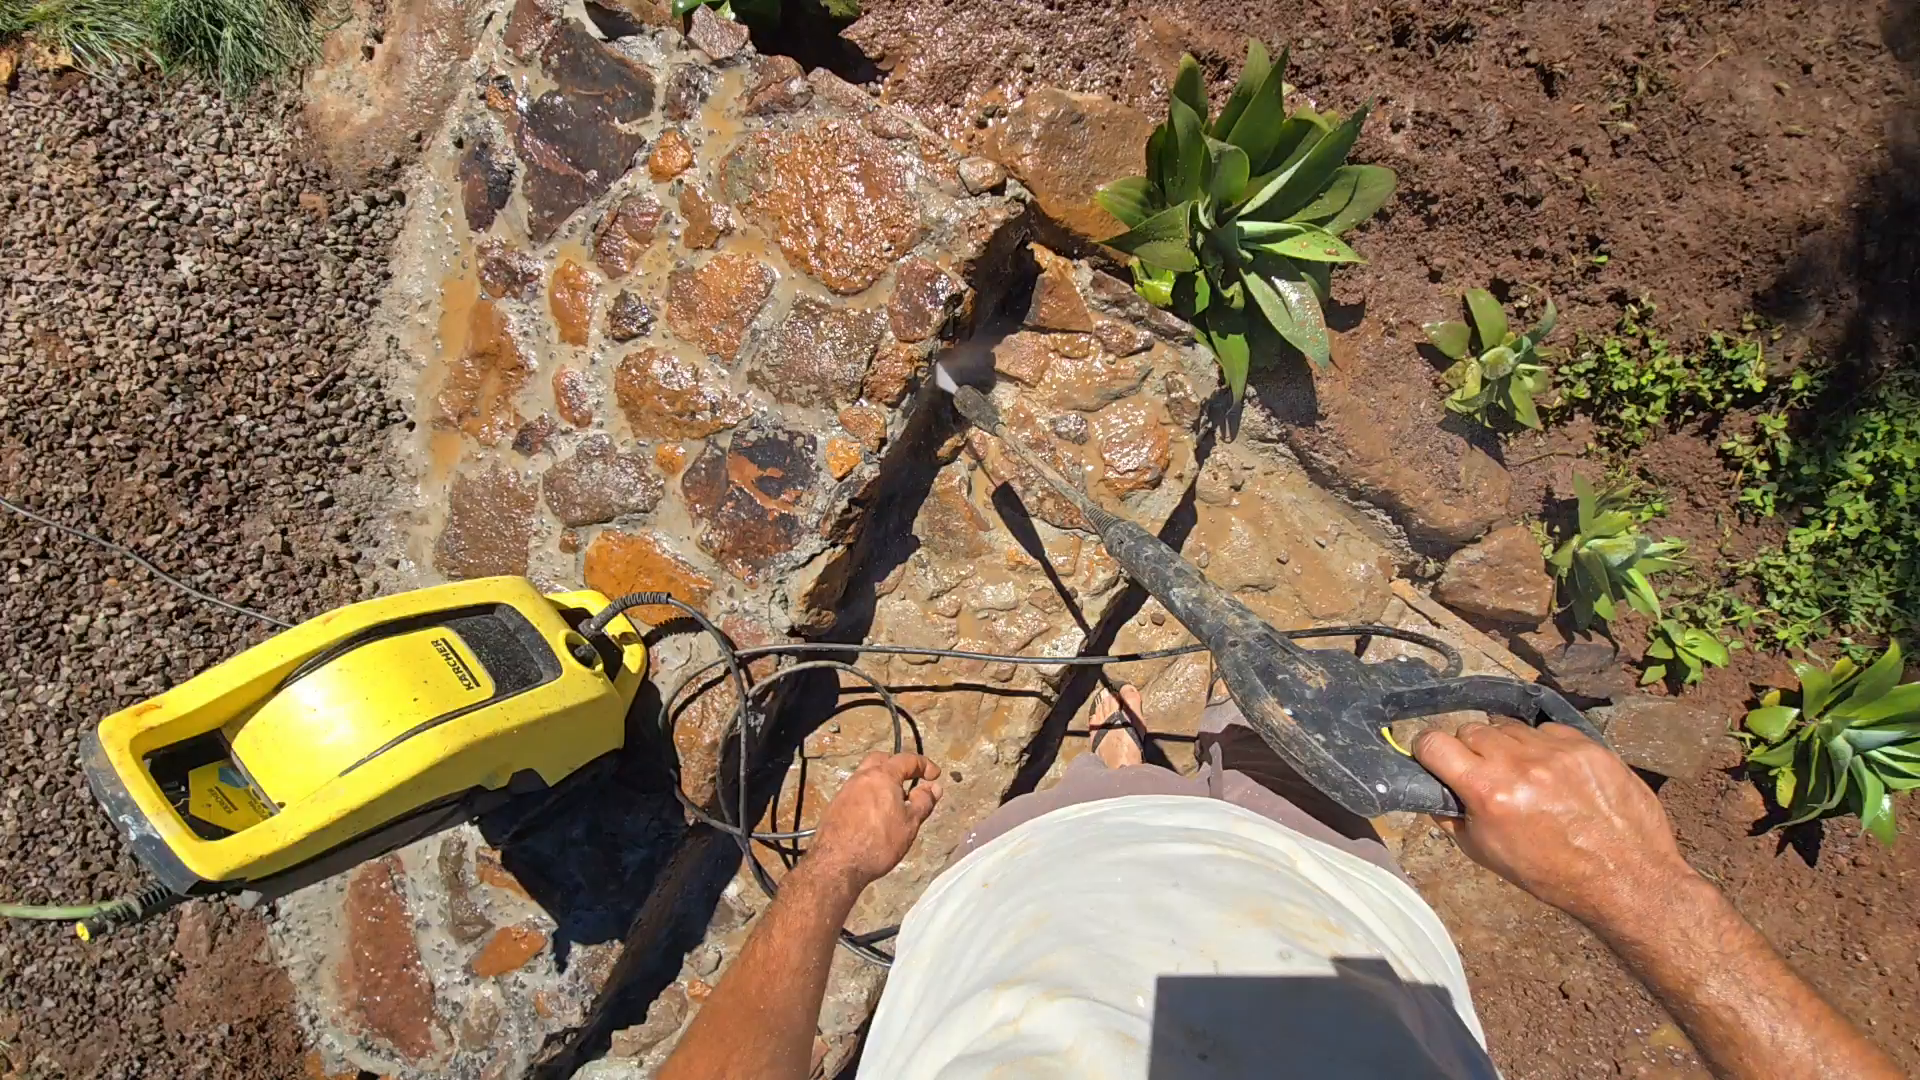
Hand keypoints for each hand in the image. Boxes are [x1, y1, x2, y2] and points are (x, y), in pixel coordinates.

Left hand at [804, 753, 942, 890]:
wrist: (837, 865)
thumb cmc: (876, 844)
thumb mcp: (910, 824)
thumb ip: (923, 802)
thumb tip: (933, 788)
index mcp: (883, 776)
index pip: (907, 760)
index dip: (924, 765)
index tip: (934, 774)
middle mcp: (862, 777)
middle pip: (882, 760)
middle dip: (899, 766)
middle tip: (911, 779)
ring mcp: (846, 790)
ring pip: (867, 776)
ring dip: (883, 782)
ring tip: (895, 802)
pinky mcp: (836, 806)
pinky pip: (857, 791)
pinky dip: (869, 795)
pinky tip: (875, 815)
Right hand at [1413, 721, 1696, 927]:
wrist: (1629, 881)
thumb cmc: (1549, 872)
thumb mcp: (1482, 851)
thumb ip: (1448, 814)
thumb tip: (1429, 786)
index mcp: (1487, 790)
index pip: (1432, 742)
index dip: (1428, 751)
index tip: (1438, 762)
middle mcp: (1518, 764)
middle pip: (1470, 730)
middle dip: (1473, 751)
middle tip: (1489, 775)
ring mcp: (1555, 752)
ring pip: (1507, 726)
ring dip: (1508, 746)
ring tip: (1527, 774)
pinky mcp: (1588, 747)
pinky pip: (1546, 730)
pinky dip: (1543, 746)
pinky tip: (1556, 771)